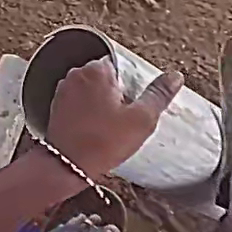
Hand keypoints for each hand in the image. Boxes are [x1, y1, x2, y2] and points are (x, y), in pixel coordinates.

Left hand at [45, 58, 181, 178]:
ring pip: (92, 89)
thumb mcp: (141, 119)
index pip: (121, 65)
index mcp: (97, 70)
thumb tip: (175, 76)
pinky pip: (79, 101)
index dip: (132, 85)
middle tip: (124, 118)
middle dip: (117, 94)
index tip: (134, 104)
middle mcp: (77, 74)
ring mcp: (64, 89)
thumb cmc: (103, 142)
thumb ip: (158, 94)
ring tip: (109, 126)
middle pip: (106, 77)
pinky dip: (88, 111)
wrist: (67, 165)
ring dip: (102, 102)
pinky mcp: (57, 104)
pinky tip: (96, 128)